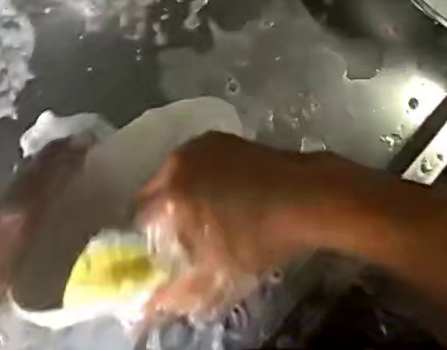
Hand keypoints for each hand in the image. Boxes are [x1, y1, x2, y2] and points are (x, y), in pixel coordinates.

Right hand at [134, 132, 369, 319]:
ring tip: (206, 220)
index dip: (147, 242)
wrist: (306, 195)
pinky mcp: (230, 138)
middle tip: (183, 241)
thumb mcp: (213, 277)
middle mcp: (182, 159)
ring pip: (180, 173)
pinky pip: (202, 162)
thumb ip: (173, 295)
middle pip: (157, 191)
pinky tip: (225, 198)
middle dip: (164, 215)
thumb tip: (147, 308)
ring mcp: (208, 143)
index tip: (160, 257)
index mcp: (171, 191)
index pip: (139, 219)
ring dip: (185, 194)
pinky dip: (204, 178)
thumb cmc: (257, 237)